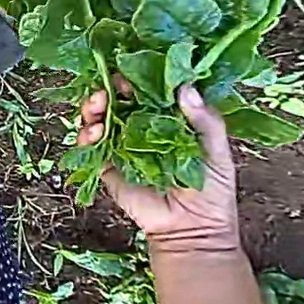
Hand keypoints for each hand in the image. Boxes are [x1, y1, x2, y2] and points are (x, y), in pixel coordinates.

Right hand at [79, 84, 240, 257]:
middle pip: (116, 102)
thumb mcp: (216, 151)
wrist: (194, 231)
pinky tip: (93, 132)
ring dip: (92, 109)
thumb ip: (205, 120)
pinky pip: (91, 148)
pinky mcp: (109, 168)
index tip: (128, 73)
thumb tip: (185, 87)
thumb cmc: (210, 190)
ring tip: (96, 107)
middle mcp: (140, 129)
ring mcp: (122, 147)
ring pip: (99, 120)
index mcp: (164, 119)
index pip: (144, 92)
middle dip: (106, 91)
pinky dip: (86, 137)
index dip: (134, 80)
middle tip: (106, 89)